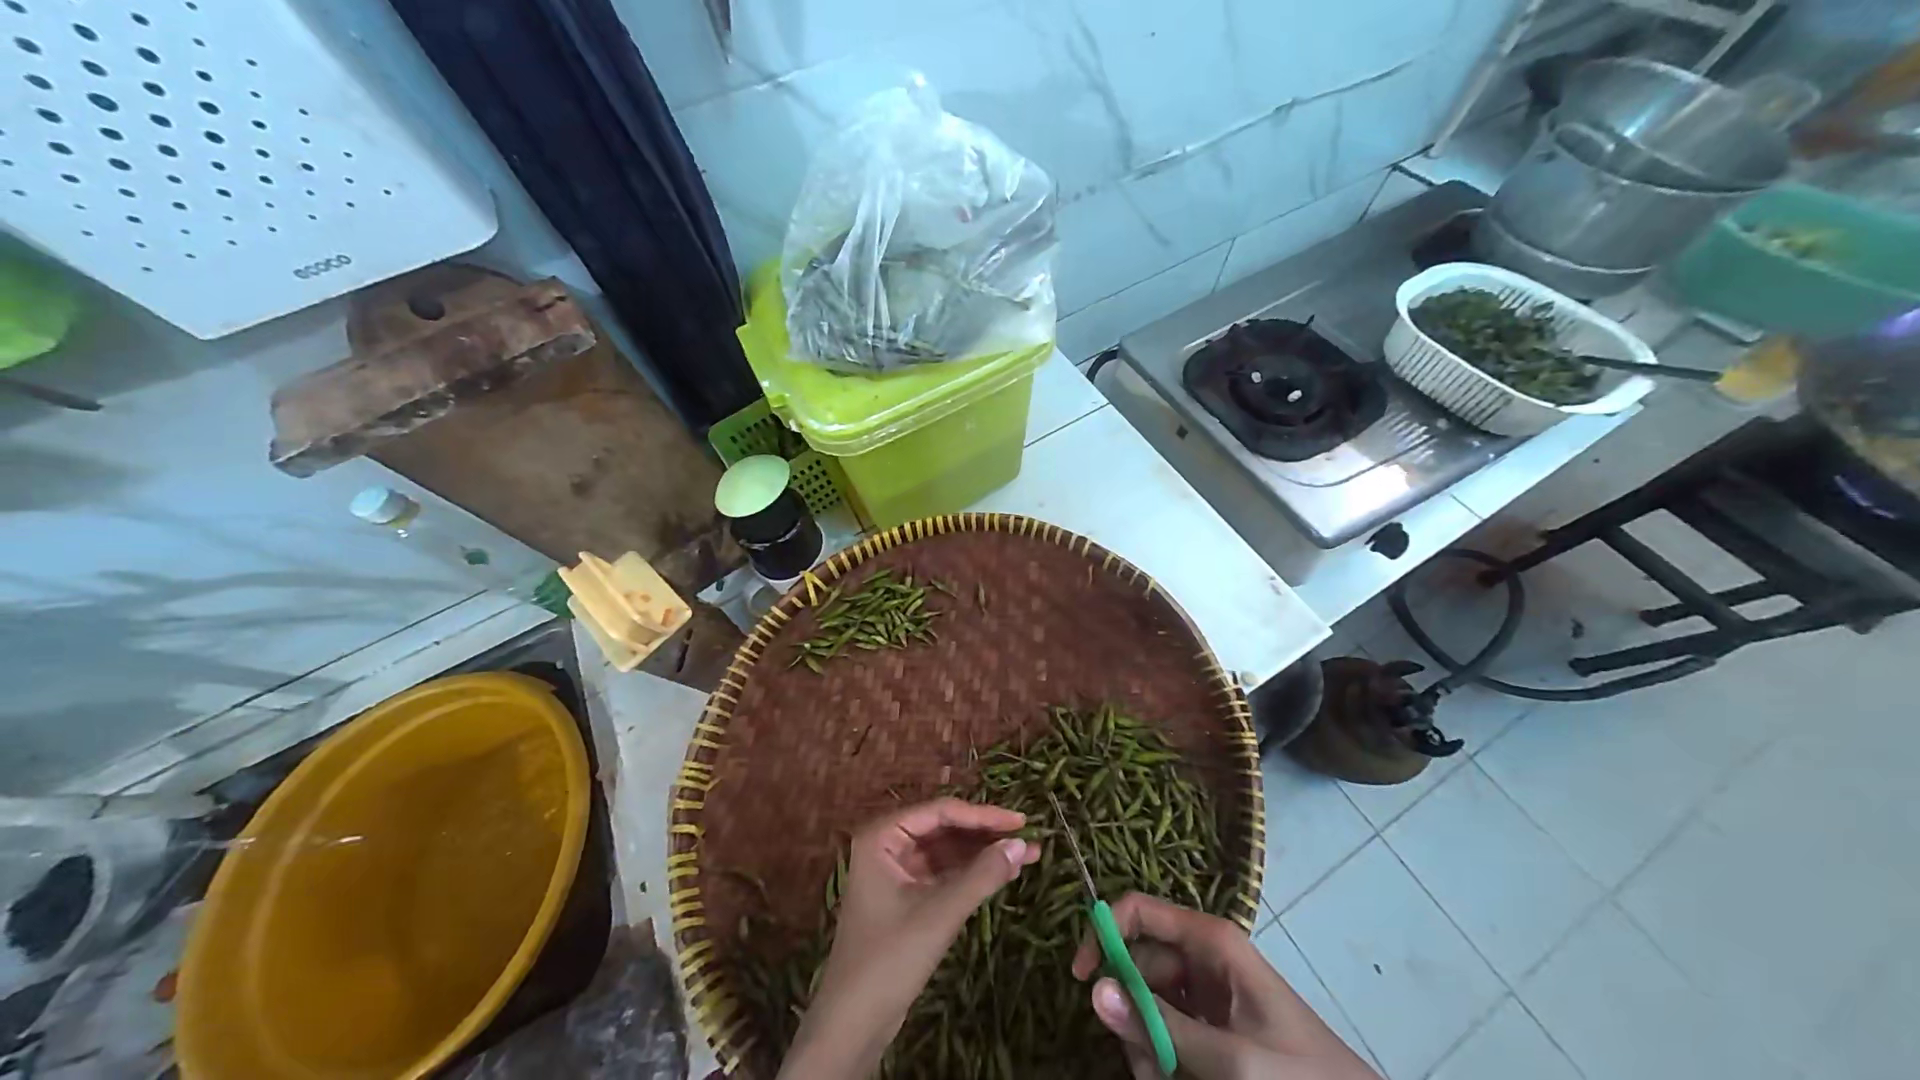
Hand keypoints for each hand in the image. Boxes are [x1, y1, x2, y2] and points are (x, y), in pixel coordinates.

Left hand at [777, 798, 1040, 1079]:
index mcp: (882, 837)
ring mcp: (897, 872)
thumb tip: (1021, 844)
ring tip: (1026, 854)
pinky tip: (1002, 873)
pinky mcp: (907, 898)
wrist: (852, 1023)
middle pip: (944, 828)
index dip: (983, 815)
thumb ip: (981, 876)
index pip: (940, 812)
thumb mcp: (939, 914)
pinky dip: (972, 874)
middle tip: (1028, 836)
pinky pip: (944, 874)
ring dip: (983, 853)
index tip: (1021, 821)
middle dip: (985, 834)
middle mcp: (887, 846)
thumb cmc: (889, 959)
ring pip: (947, 852)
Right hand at [1072, 893, 1379, 1079]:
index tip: (1082, 977)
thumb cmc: (1300, 1076)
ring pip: (1147, 1001)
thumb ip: (1161, 1026)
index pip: (1138, 910)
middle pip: (1138, 963)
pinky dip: (1160, 1054)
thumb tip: (1093, 989)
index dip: (1104, 933)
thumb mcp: (1230, 1058)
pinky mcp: (1211, 1023)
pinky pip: (1166, 1027)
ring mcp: (1207, 991)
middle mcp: (1203, 956)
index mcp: (1210, 941)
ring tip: (1161, 1078)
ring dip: (1145, 1041)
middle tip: (1140, 1060)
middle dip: (1130, 1010)